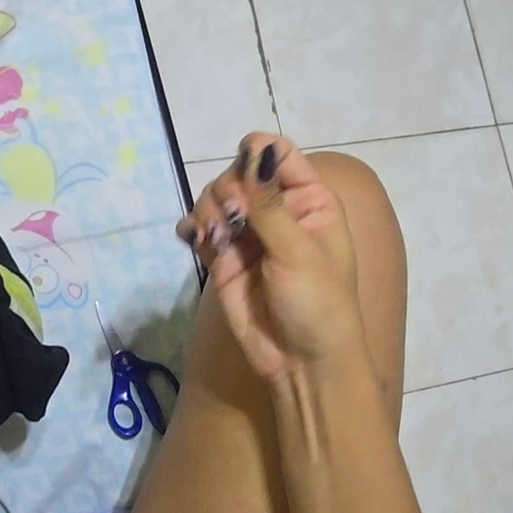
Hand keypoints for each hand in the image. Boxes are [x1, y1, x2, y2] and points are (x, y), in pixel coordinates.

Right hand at [179, 134, 365, 381]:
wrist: (301, 363)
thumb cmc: (317, 303)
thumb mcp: (298, 251)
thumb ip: (268, 203)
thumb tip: (253, 149)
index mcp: (310, 200)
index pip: (279, 155)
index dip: (256, 153)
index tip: (242, 173)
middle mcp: (277, 210)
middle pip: (239, 174)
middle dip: (227, 190)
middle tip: (230, 218)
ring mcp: (249, 235)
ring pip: (216, 199)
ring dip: (208, 209)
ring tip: (213, 236)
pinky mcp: (225, 258)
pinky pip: (202, 229)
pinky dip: (194, 228)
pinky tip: (196, 238)